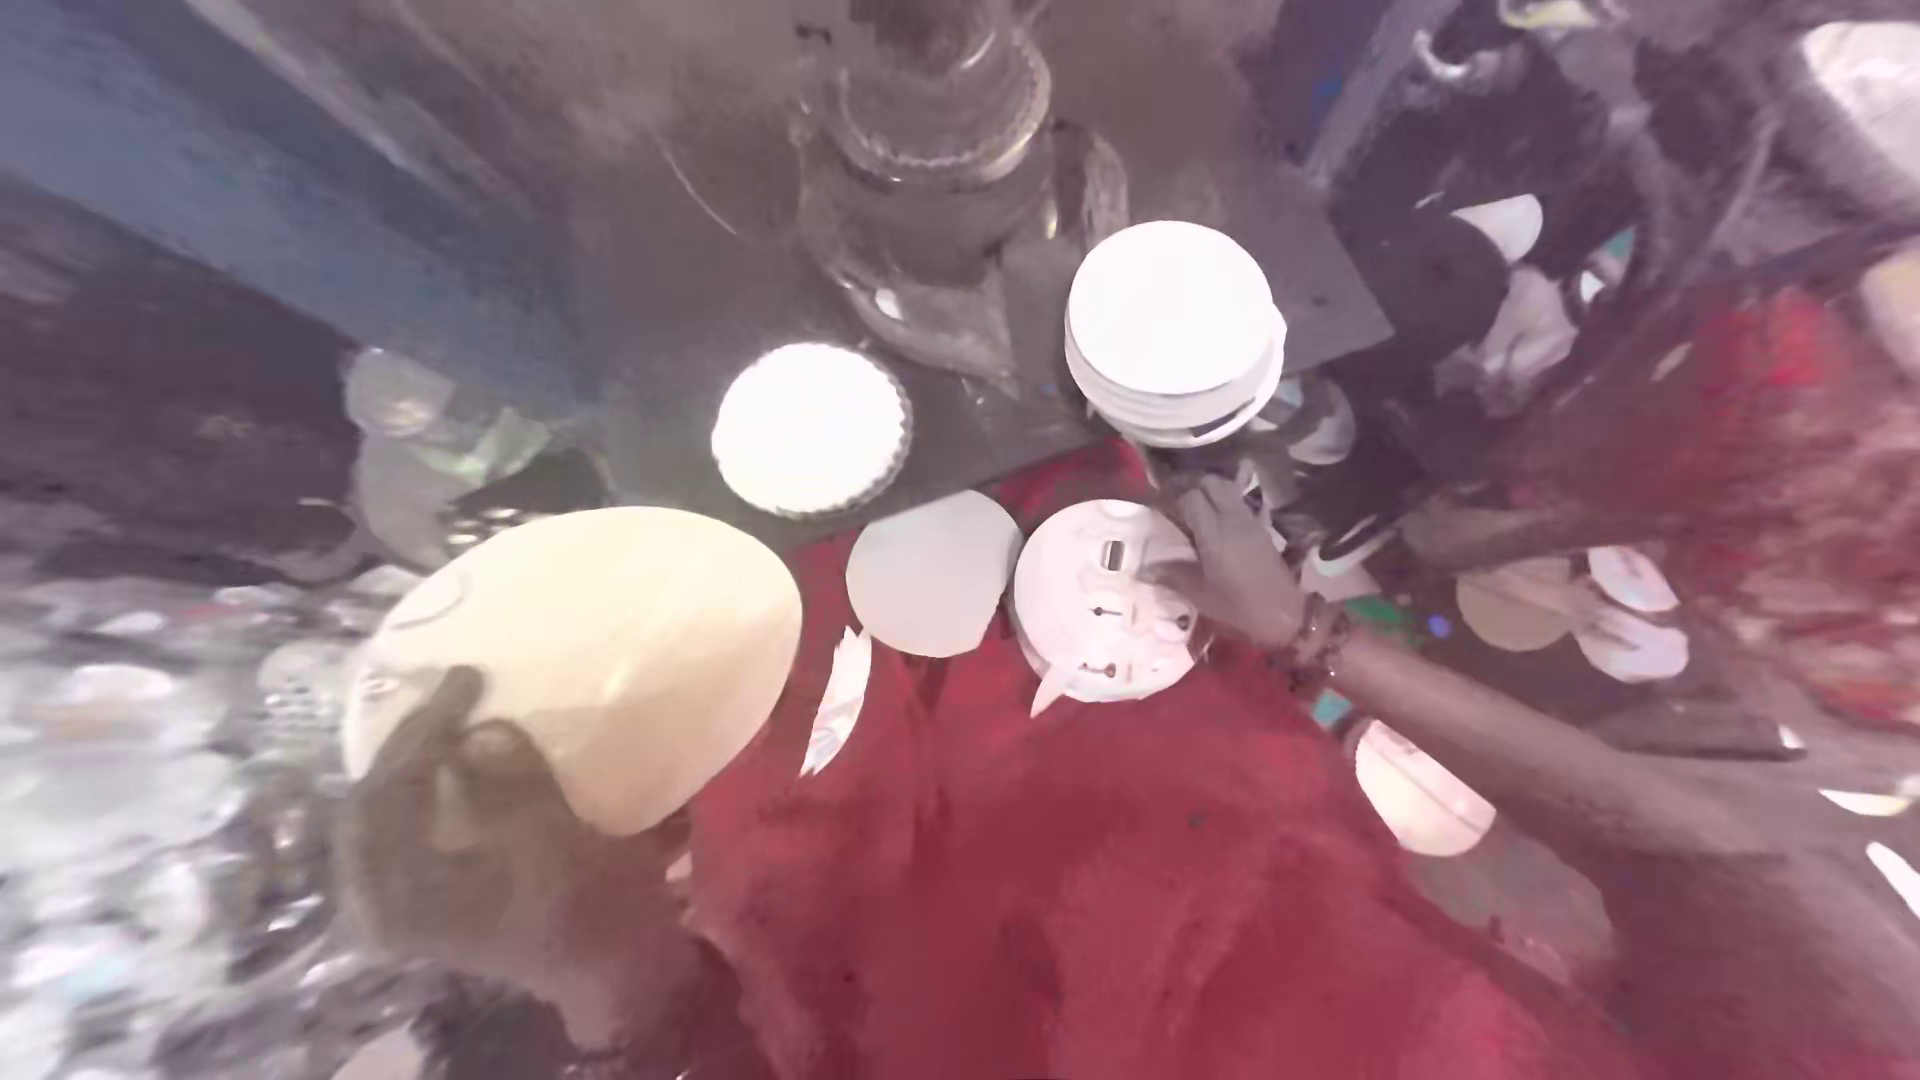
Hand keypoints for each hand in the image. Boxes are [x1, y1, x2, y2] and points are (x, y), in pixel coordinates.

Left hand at [336, 668, 699, 1047]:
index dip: (420, 735)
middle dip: (416, 738)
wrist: (620, 961)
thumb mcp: (561, 851)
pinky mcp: (448, 877)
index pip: (382, 801)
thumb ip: (517, 795)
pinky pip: (426, 811)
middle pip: (379, 799)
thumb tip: (482, 732)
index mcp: (402, 901)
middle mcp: (390, 896)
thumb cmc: (594, 909)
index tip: (469, 683)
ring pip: (399, 802)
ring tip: (460, 706)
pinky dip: (446, 771)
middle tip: (463, 686)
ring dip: (427, 751)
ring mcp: (417, 888)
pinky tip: (471, 746)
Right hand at [1146, 475, 1306, 649]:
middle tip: (1177, 504)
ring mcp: (1251, 521)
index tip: (1160, 508)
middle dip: (1192, 487)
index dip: (1173, 498)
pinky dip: (1226, 503)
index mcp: (1214, 532)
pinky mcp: (1262, 529)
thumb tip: (1143, 571)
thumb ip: (1171, 576)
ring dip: (1210, 492)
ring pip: (1229, 489)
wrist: (1286, 616)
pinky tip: (1216, 521)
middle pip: (1212, 483)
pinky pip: (1241, 503)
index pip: (1191, 497)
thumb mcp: (1199, 595)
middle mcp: (1233, 519)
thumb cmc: (1238, 607)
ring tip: (1195, 509)